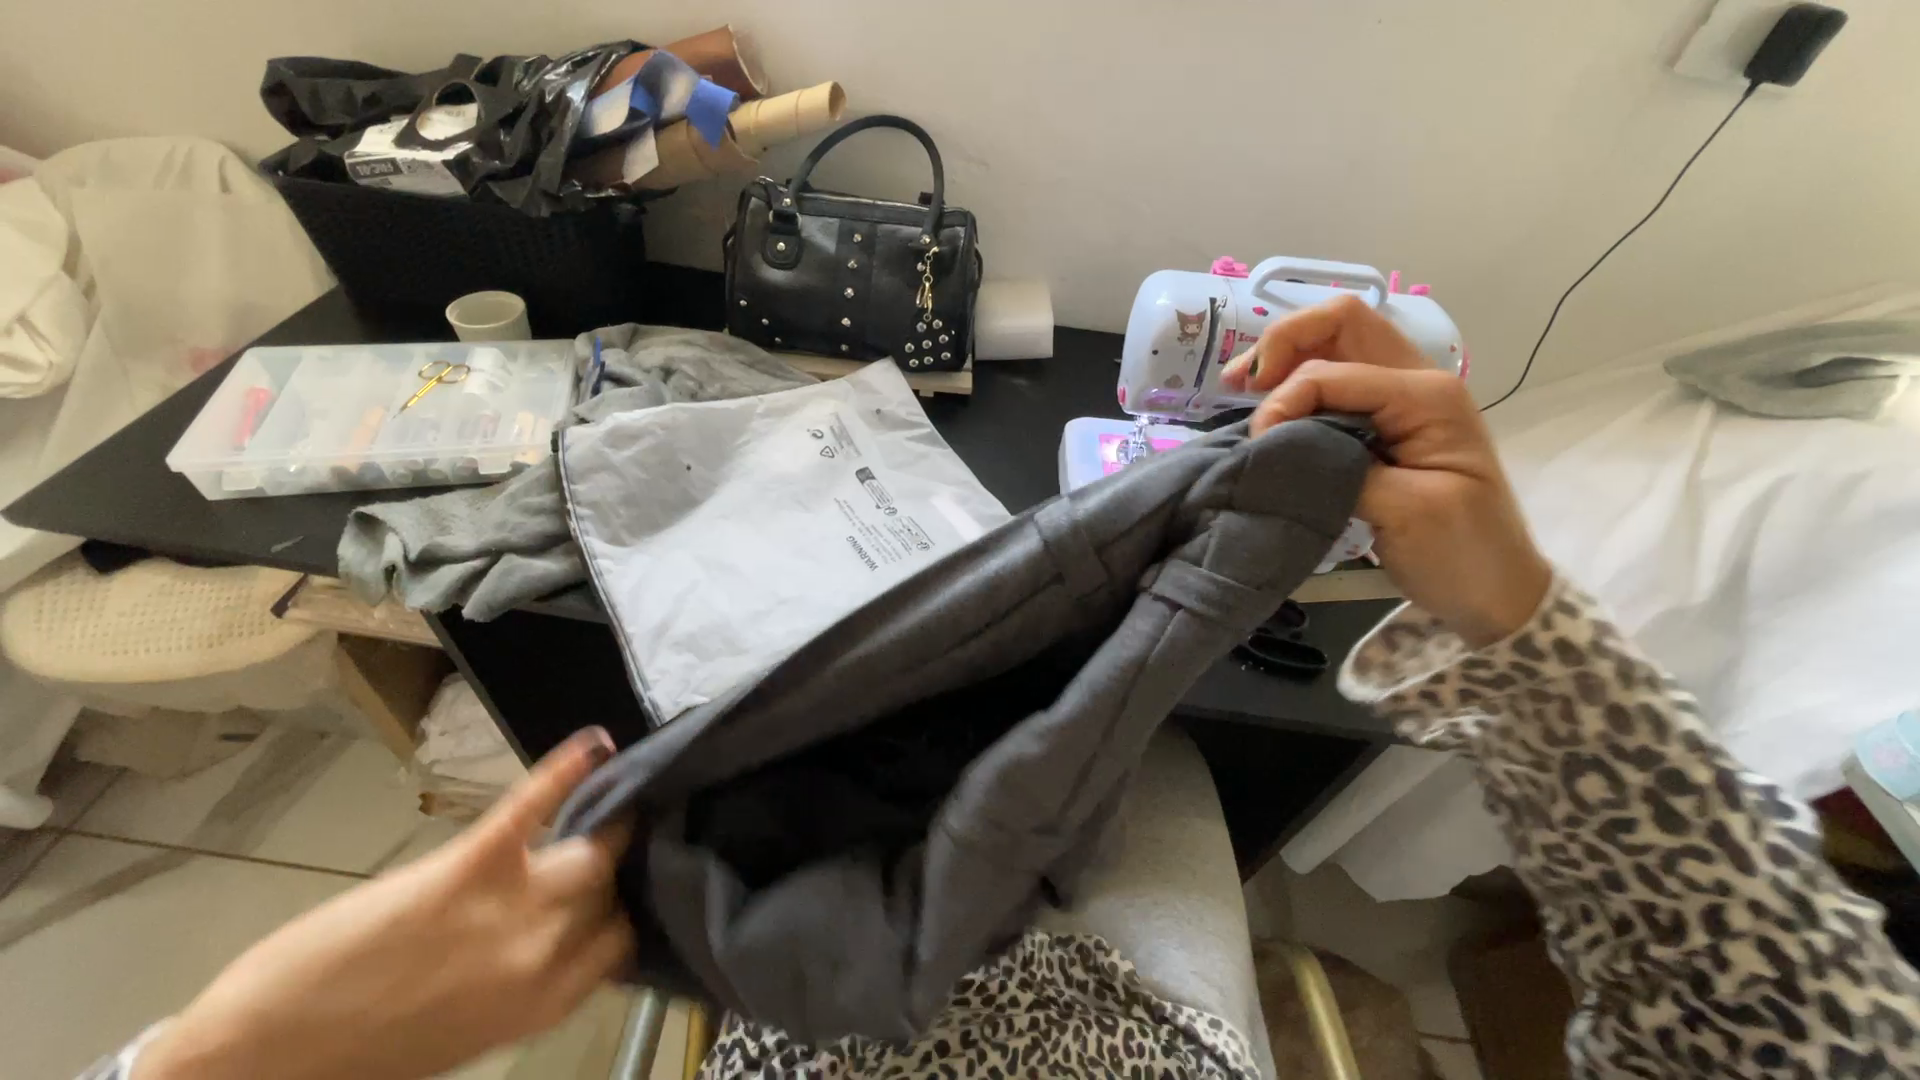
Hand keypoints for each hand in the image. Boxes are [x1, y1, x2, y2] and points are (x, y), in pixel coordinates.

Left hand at [136, 727, 631, 1079]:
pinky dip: (567, 770)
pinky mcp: (467, 867)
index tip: (637, 884)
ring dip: (612, 819)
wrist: (258, 1064)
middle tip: (631, 831)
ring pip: (594, 850)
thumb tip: (570, 938)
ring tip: (623, 793)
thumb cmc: (362, 1056)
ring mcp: (509, 909)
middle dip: (625, 862)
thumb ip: (531, 984)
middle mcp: (543, 956)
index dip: (632, 906)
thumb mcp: (470, 1034)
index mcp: (543, 1004)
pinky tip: (596, 745)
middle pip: (614, 889)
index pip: (625, 938)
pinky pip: (533, 807)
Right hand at [1221, 295, 1550, 645]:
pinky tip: (1270, 408)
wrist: (1496, 590)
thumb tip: (1276, 441)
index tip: (1259, 445)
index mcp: (1426, 396)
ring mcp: (1402, 398)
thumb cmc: (1459, 552)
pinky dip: (1297, 382)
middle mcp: (1416, 381)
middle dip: (1282, 343)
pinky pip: (1337, 379)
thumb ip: (1337, 463)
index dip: (1284, 399)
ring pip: (1336, 343)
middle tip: (1240, 386)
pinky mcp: (1387, 420)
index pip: (1331, 371)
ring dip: (1287, 356)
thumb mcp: (1402, 510)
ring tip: (1243, 388)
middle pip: (1340, 322)